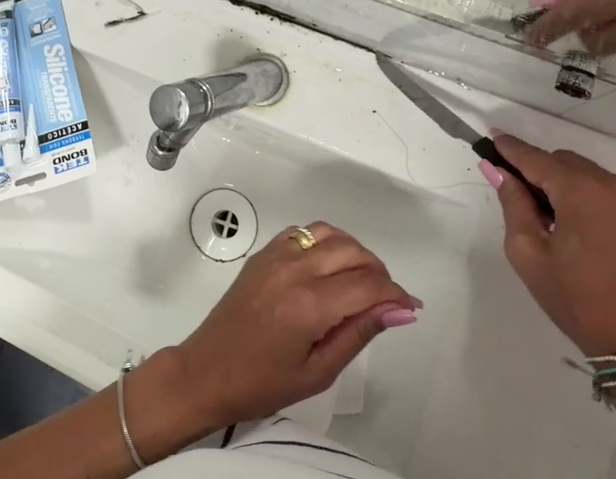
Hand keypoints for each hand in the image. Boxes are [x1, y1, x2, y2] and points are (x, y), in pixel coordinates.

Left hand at [163, 221, 420, 427]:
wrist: (206, 372)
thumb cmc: (262, 383)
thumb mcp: (318, 371)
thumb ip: (359, 334)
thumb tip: (400, 310)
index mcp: (308, 304)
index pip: (367, 284)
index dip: (395, 294)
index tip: (410, 307)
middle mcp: (293, 270)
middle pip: (352, 251)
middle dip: (378, 271)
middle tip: (386, 299)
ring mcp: (274, 256)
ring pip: (328, 232)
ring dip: (353, 250)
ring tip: (361, 280)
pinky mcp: (262, 254)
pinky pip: (302, 232)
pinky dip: (324, 241)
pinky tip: (329, 267)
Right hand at [485, 134, 615, 356]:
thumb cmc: (572, 298)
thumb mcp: (528, 252)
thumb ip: (513, 203)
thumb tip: (498, 170)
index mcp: (583, 195)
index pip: (538, 159)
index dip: (512, 149)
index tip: (493, 139)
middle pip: (568, 161)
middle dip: (542, 170)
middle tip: (523, 194)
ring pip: (594, 175)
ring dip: (571, 185)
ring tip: (558, 217)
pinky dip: (599, 200)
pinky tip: (590, 228)